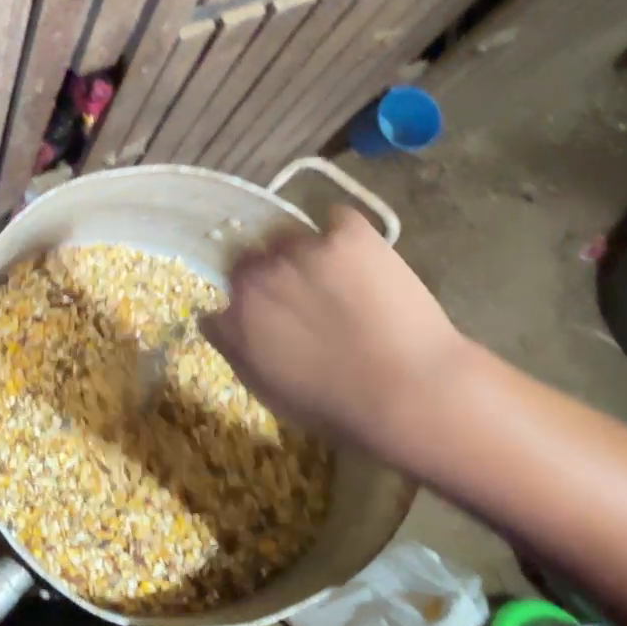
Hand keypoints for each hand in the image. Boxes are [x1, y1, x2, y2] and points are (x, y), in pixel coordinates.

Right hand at [200, 206, 472, 446]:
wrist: (410, 393)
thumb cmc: (335, 407)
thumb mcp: (265, 388)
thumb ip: (234, 347)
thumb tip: (216, 319)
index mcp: (233, 316)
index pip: (225, 295)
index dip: (248, 304)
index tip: (269, 317)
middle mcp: (255, 276)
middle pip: (250, 257)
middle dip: (269, 272)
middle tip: (302, 294)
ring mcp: (301, 250)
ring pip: (289, 236)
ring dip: (303, 252)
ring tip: (335, 274)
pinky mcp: (347, 234)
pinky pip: (337, 219)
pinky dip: (345, 233)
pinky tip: (363, 256)